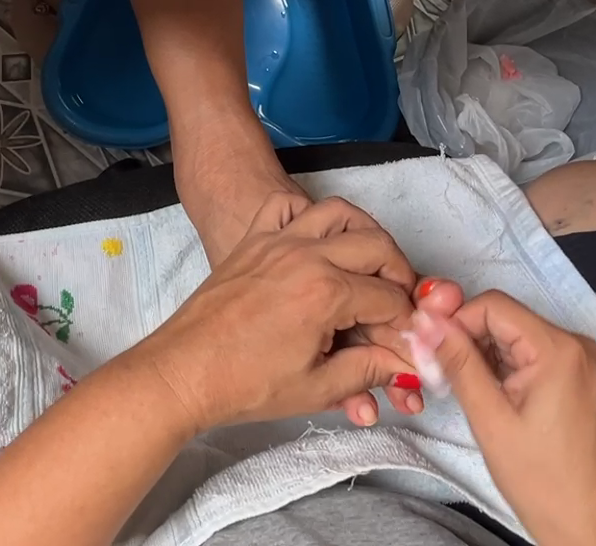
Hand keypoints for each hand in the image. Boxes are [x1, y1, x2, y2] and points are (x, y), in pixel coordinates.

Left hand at [127, 195, 419, 431]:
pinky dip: (309, 213)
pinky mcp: (256, 238)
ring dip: (365, 232)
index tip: (410, 336)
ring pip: (339, 212)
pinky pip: (288, 206)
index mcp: (325, 293)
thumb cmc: (245, 385)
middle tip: (401, 299)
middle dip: (400, 271)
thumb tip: (404, 366)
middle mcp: (306, 255)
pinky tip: (317, 240)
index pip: (389, 297)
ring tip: (372, 262)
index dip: (407, 320)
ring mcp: (279, 240)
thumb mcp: (315, 388)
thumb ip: (368, 372)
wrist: (184, 371)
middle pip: (377, 245)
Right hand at [417, 286, 595, 545]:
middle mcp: (577, 344)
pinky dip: (510, 370)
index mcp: (558, 348)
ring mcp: (585, 362)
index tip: (435, 354)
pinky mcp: (585, 379)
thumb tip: (425, 321)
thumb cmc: (548, 485)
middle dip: (471, 342)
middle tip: (448, 379)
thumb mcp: (491, 420)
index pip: (492, 304)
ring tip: (477, 398)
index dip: (457, 323)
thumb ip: (458, 362)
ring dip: (489, 358)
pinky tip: (500, 402)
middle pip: (506, 319)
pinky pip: (536, 355)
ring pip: (518, 337)